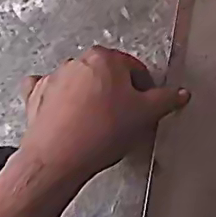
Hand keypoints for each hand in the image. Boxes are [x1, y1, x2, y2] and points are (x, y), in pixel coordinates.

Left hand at [0, 47, 187, 216]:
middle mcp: (78, 62)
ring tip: (98, 124)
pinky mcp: (37, 96)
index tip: (146, 106)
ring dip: (90, 97)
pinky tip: (67, 115)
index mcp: (106, 59)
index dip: (145, 90)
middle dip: (117, 93)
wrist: (58, 157)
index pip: (135, 69)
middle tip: (125, 118)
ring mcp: (55, 78)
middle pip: (107, 74)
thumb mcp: (145, 115)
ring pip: (80, 82)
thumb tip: (178, 94)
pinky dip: (58, 99)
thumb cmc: (100, 133)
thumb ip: (165, 100)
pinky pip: (49, 91)